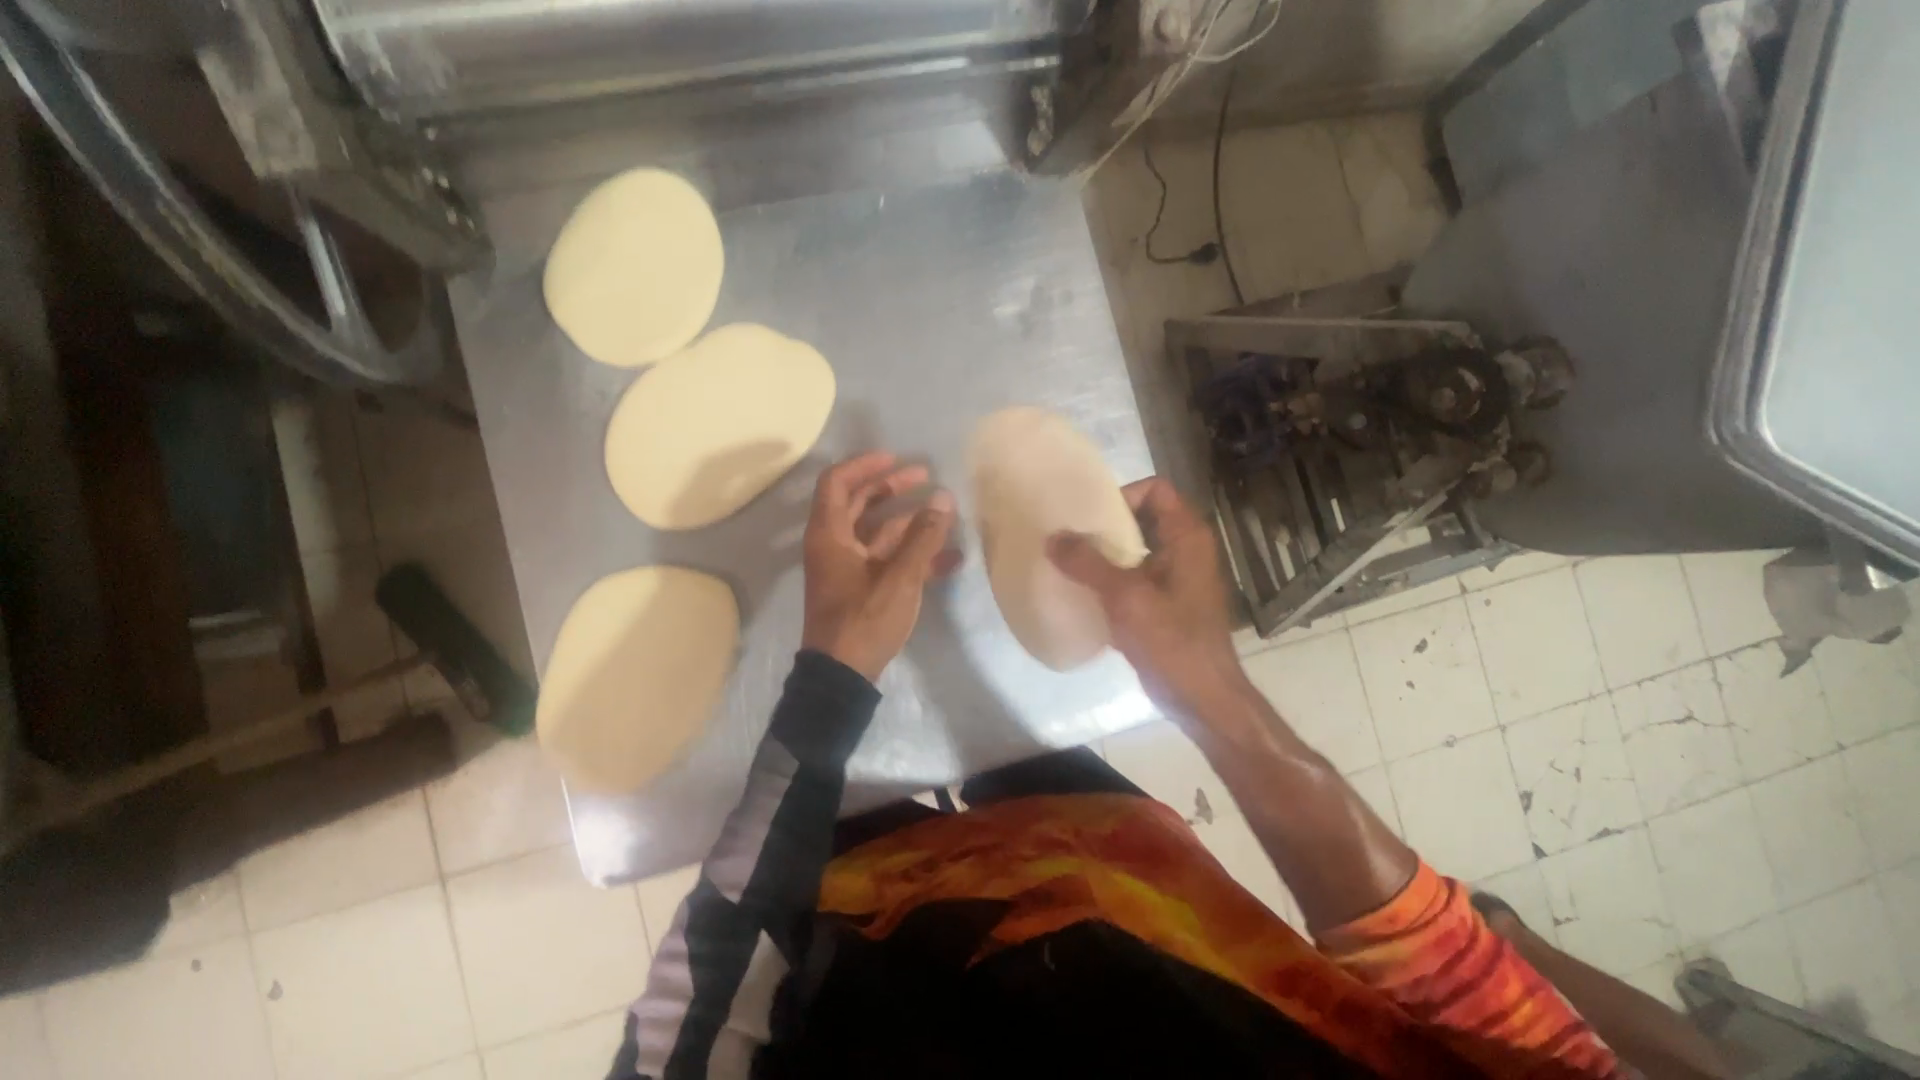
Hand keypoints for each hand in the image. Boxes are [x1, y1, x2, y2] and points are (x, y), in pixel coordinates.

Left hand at [801, 452, 958, 681]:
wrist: (843, 676)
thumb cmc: (864, 619)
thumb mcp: (899, 577)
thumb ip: (923, 536)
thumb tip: (943, 497)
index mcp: (829, 534)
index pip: (837, 482)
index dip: (865, 465)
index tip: (896, 458)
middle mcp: (833, 545)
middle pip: (858, 504)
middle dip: (892, 489)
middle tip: (925, 478)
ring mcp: (847, 569)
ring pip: (877, 534)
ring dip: (909, 524)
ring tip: (945, 517)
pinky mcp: (860, 591)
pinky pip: (886, 562)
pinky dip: (913, 556)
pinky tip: (950, 560)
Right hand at [1047, 477, 1248, 714]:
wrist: (1202, 697)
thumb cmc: (1171, 641)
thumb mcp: (1125, 598)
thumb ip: (1087, 564)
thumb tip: (1053, 537)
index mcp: (1187, 537)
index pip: (1155, 489)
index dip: (1123, 495)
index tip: (1090, 517)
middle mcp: (1185, 551)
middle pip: (1142, 518)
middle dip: (1104, 526)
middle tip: (1067, 537)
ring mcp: (1177, 579)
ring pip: (1136, 551)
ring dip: (1103, 556)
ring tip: (1067, 563)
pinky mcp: (1166, 606)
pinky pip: (1134, 579)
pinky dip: (1110, 581)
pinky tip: (1081, 594)